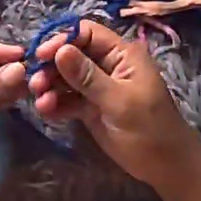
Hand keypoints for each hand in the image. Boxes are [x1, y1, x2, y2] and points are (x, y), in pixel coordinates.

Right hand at [26, 20, 200, 192]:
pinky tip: (46, 112)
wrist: (165, 167)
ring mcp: (98, 86)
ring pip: (67, 77)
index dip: (63, 39)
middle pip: (72, 54)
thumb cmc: (149, 128)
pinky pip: (68, 99)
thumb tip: (60, 50)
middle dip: (52, 66)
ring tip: (40, 101)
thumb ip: (88, 77)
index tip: (42, 54)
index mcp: (122, 54)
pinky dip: (56, 103)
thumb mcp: (119, 101)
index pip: (87, 34)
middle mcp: (108, 65)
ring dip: (50, 86)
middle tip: (35, 83)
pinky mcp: (91, 107)